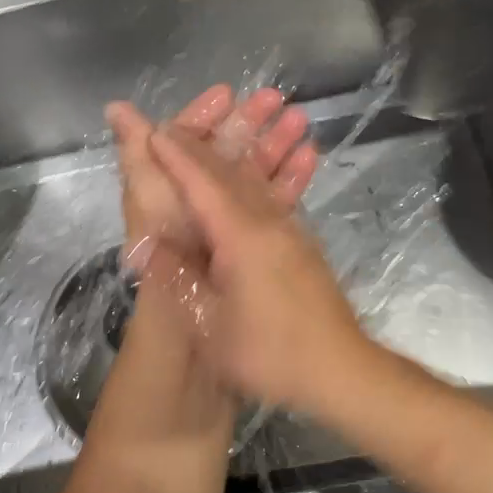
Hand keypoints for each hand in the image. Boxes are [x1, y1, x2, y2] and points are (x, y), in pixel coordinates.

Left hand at [105, 86, 316, 272]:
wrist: (191, 326)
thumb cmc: (170, 252)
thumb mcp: (148, 195)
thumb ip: (137, 151)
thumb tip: (115, 107)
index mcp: (165, 188)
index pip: (181, 141)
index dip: (203, 116)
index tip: (230, 95)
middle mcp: (194, 202)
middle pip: (222, 152)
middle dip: (247, 123)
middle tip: (276, 99)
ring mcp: (225, 223)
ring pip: (251, 173)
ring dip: (274, 144)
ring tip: (301, 121)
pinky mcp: (253, 245)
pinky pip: (274, 204)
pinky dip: (291, 179)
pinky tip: (309, 157)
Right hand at [147, 126, 371, 412]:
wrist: (343, 371)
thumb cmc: (272, 355)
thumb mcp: (211, 329)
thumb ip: (180, 282)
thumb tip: (149, 246)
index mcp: (241, 238)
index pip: (202, 184)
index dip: (176, 157)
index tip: (154, 132)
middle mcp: (267, 224)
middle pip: (229, 174)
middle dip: (199, 147)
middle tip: (171, 127)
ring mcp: (289, 233)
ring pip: (256, 182)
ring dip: (237, 151)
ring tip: (226, 121)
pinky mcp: (301, 246)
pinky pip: (276, 198)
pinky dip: (267, 173)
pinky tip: (282, 158)